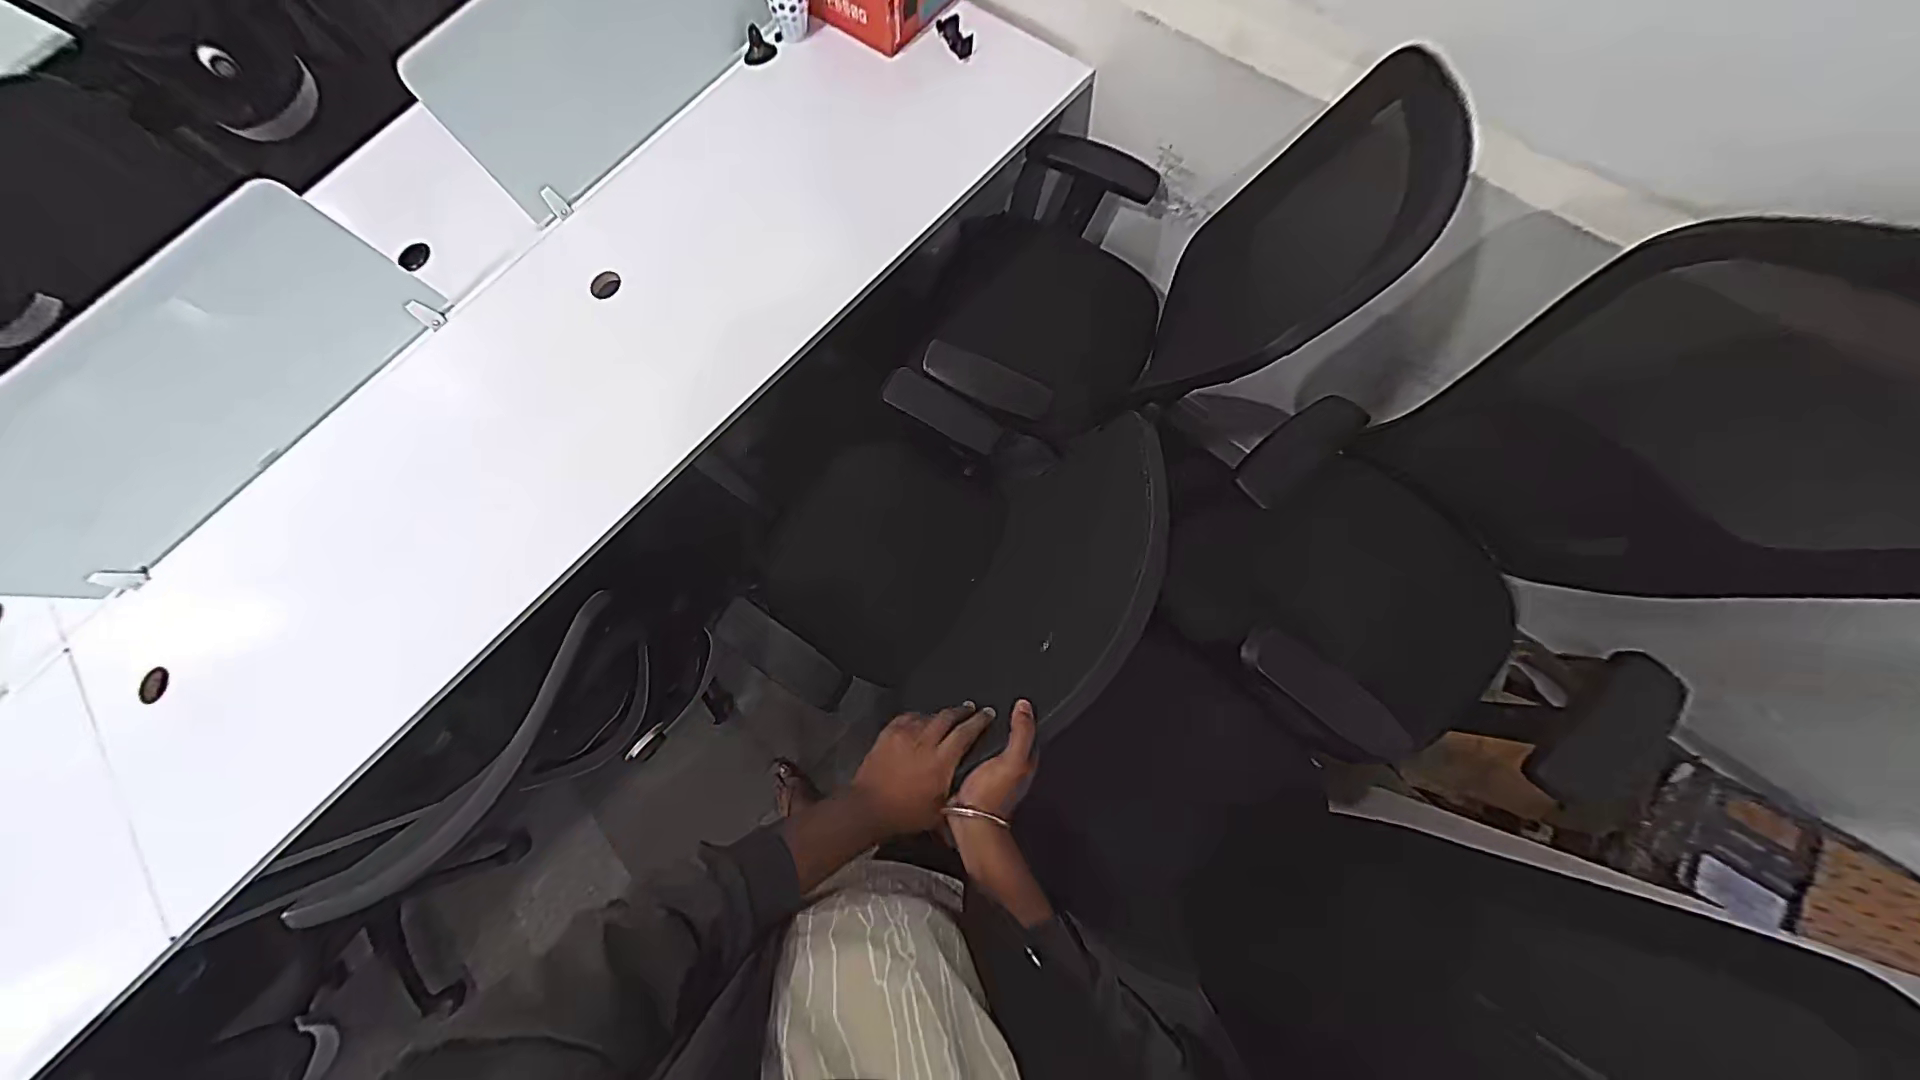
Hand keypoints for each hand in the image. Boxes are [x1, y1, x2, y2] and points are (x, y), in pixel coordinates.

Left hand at [848, 704, 992, 835]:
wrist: (868, 808)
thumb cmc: (904, 814)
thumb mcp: (938, 811)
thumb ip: (955, 795)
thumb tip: (969, 792)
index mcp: (941, 761)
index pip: (965, 732)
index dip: (979, 721)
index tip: (988, 714)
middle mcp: (925, 743)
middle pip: (948, 717)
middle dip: (963, 710)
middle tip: (971, 708)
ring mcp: (905, 735)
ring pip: (928, 715)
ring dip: (940, 714)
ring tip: (947, 715)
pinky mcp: (889, 733)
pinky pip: (908, 716)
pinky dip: (918, 716)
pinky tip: (921, 718)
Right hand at [955, 698, 1037, 819]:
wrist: (966, 819)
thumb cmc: (991, 796)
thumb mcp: (1014, 760)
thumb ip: (1022, 732)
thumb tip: (1025, 705)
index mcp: (1026, 758)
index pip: (1028, 726)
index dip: (1021, 711)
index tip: (1011, 696)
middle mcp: (1011, 761)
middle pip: (1008, 731)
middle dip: (999, 718)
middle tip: (987, 703)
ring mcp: (992, 766)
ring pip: (990, 739)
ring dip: (981, 729)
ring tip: (971, 713)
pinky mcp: (973, 769)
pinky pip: (973, 747)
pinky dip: (968, 739)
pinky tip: (960, 732)